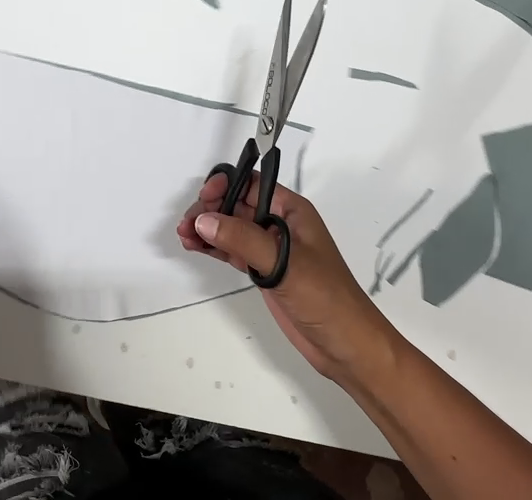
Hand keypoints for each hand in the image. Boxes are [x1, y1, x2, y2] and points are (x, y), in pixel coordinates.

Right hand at [176, 174, 392, 382]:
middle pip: (236, 204)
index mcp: (291, 211)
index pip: (251, 184)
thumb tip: (204, 219)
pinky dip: (212, 247)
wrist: (347, 348)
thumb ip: (243, 239)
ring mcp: (270, 248)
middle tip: (187, 225)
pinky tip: (195, 247)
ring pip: (230, 227)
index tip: (204, 198)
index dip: (226, 185)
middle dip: (209, 209)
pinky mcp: (263, 271)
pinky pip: (231, 250)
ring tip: (184, 237)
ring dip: (206, 228)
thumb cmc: (326, 298)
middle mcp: (278, 224)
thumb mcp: (285, 263)